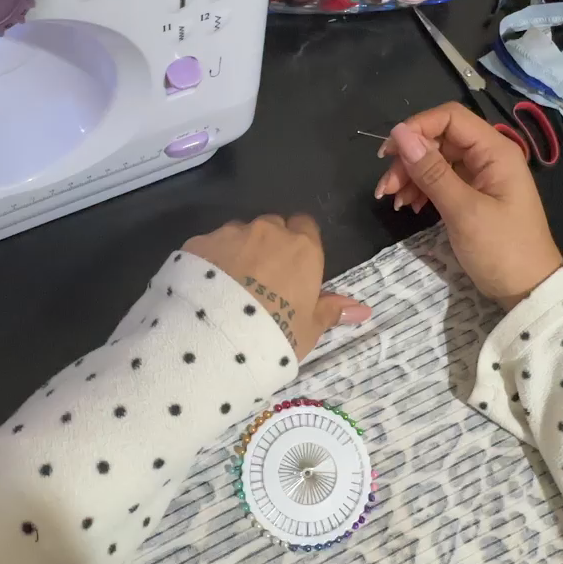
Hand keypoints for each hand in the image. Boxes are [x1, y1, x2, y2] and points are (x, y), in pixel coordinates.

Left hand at [182, 215, 372, 357]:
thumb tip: (363, 310)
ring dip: (239, 251)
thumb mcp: (308, 329)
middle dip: (269, 245)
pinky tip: (204, 288)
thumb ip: (332, 311)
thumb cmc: (275, 333)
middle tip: (262, 280)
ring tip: (229, 286)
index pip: (305, 227)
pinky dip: (210, 261)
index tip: (294, 270)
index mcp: (302, 248)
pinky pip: (209, 246)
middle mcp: (267, 231)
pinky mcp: (198, 243)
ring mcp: (230, 234)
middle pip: (272, 227)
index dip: (300, 244)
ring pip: (239, 234)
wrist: (216, 337)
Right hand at [374, 102, 562, 307]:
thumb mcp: (462, 210)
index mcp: (495, 151)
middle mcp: (488, 156)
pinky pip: (442, 181)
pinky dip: (422, 190)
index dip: (416, 128)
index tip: (388, 153)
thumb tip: (400, 134)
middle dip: (408, 159)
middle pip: (439, 140)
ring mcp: (481, 176)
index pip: (449, 118)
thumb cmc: (501, 249)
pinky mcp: (474, 195)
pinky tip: (410, 207)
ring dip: (410, 176)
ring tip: (393, 202)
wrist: (529, 290)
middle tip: (385, 189)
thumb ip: (431, 171)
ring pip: (436, 161)